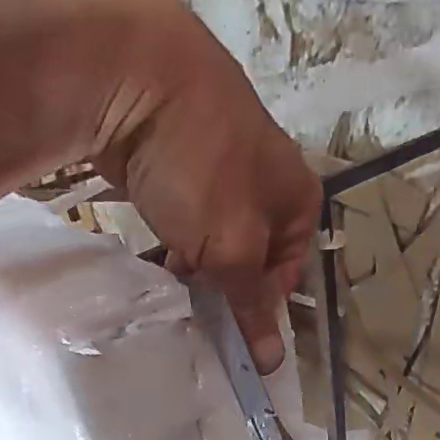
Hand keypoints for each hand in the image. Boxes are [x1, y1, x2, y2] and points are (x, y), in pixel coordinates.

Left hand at [78, 0, 319, 371]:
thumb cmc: (204, 167)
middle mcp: (268, 180)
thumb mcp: (232, 245)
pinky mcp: (178, 159)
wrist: (140, 76)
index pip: (287, 273)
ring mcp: (221, 165)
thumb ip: (249, 302)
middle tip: (192, 307)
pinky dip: (172, 234)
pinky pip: (183, 212)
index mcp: (299, 197)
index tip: (222, 329)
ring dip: (195, 261)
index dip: (257, 306)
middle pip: (250, 253)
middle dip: (222, 283)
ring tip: (170, 279)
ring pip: (214, 233)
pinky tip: (154, 246)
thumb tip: (274, 363)